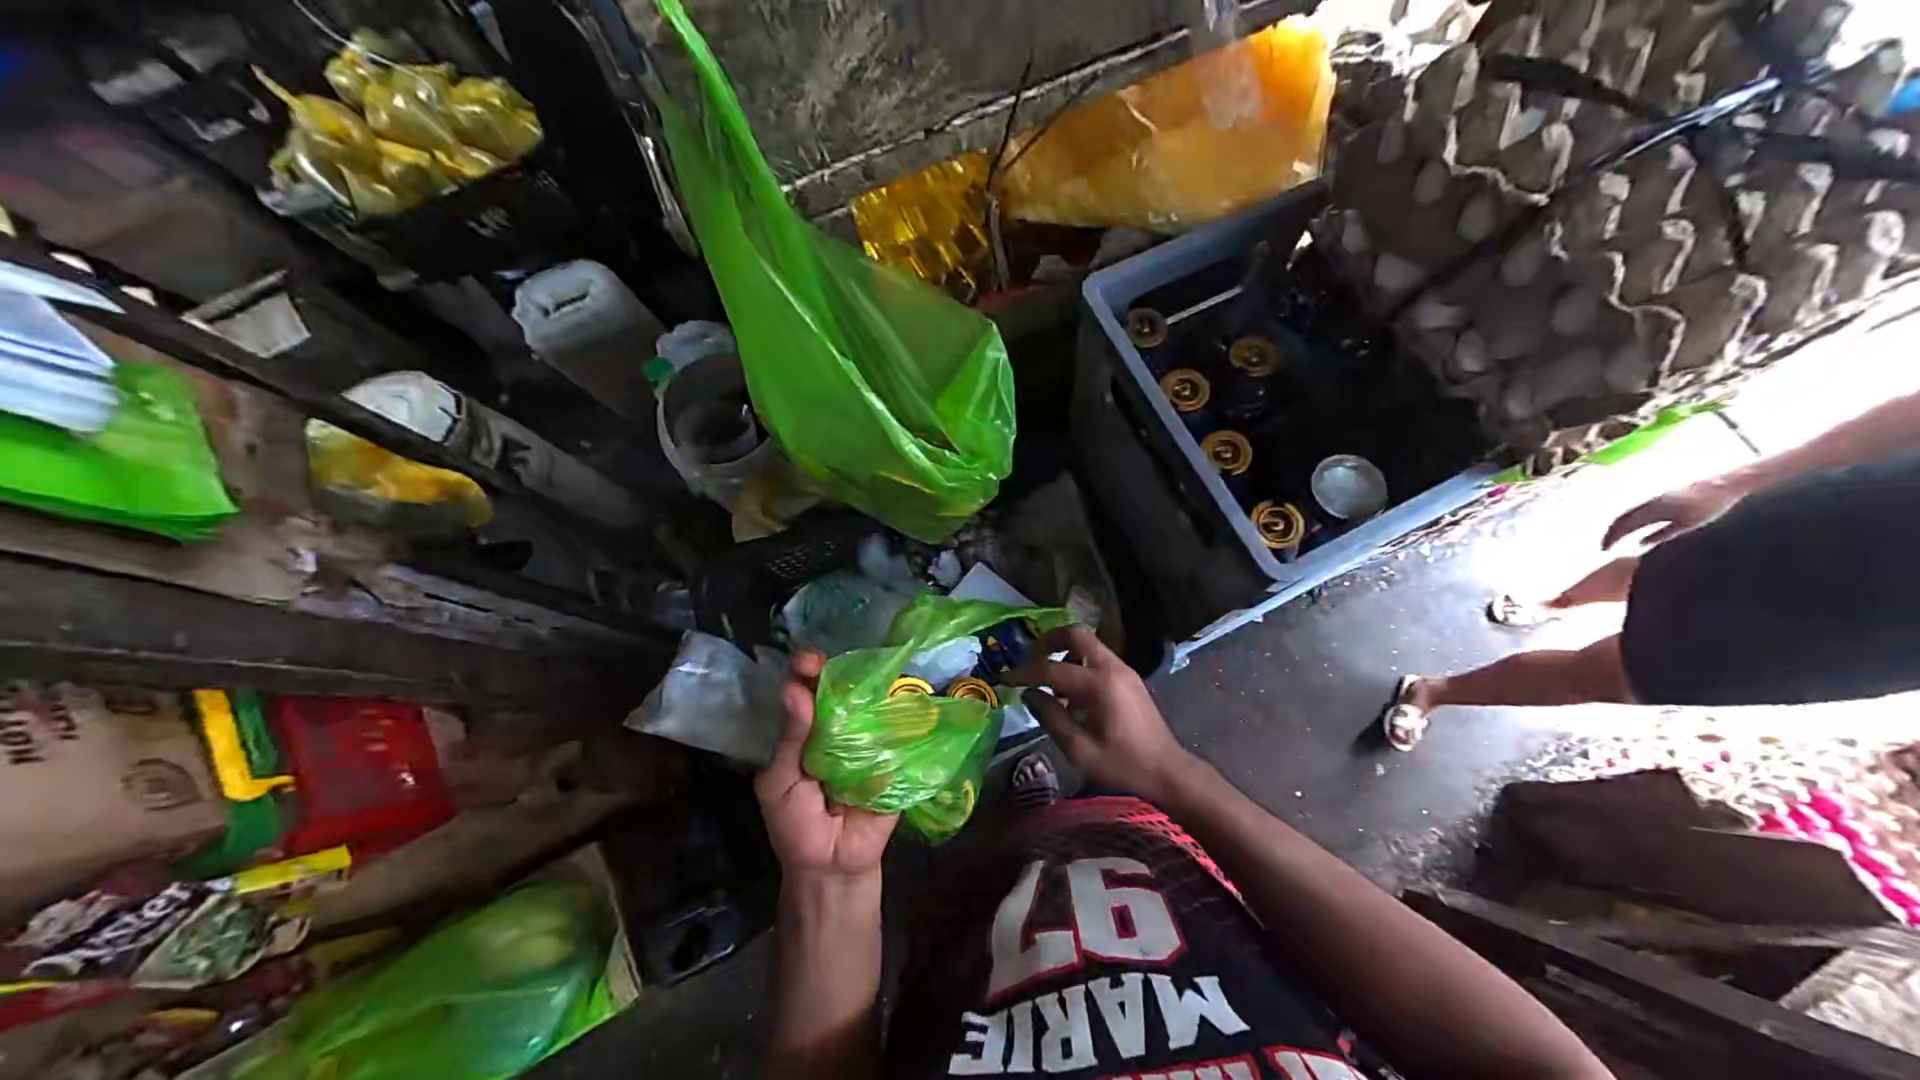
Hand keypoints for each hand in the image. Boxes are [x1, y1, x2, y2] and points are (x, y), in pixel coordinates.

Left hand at [755, 649, 897, 879]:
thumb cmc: (796, 825)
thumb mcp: (780, 783)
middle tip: (823, 662)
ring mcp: (871, 742)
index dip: (807, 673)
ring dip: (872, 689)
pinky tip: (905, 699)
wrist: (832, 868)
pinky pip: (900, 738)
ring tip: (866, 677)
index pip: (808, 693)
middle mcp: (840, 729)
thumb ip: (791, 740)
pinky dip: (903, 718)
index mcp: (807, 731)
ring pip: (873, 708)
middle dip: (835, 672)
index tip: (806, 660)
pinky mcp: (897, 760)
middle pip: (842, 693)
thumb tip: (796, 691)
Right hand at [1010, 625, 1202, 805]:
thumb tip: (1028, 694)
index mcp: (1100, 684)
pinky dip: (1078, 664)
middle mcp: (1113, 667)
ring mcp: (1124, 670)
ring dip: (1064, 653)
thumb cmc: (1122, 764)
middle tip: (1030, 660)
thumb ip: (1051, 717)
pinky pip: (1097, 658)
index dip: (1025, 672)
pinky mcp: (1128, 678)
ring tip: (1050, 683)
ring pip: (1088, 644)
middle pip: (1076, 635)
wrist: (1167, 770)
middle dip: (1049, 641)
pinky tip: (1071, 694)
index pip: (1052, 669)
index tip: (1005, 678)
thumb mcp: (1079, 749)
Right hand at [1601, 476, 1748, 548]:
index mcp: (1652, 510)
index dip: (1611, 538)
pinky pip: (1642, 510)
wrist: (1731, 484)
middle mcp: (1650, 502)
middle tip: (1605, 546)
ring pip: (1630, 513)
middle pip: (1622, 518)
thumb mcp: (1688, 524)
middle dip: (1611, 532)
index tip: (1604, 550)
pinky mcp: (1668, 497)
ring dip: (1621, 526)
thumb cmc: (1711, 507)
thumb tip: (1640, 544)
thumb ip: (1662, 534)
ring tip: (1617, 537)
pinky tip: (1640, 528)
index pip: (1623, 525)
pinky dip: (1633, 520)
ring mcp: (1658, 498)